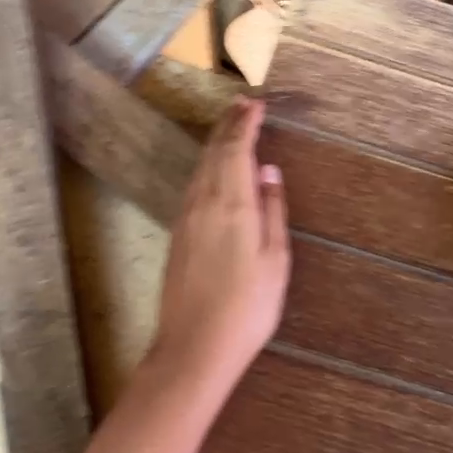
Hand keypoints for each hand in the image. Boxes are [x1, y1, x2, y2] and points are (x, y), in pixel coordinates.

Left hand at [151, 98, 290, 388]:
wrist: (194, 349)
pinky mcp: (178, 233)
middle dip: (229, 125)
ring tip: (230, 126)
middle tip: (242, 104)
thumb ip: (272, 210)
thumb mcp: (275, 260)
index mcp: (232, 204)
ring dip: (216, 142)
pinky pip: (194, 184)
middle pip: (215, 152)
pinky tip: (214, 167)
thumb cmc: (247, 308)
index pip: (237, 150)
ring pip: (201, 167)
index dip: (246, 124)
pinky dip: (208, 164)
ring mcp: (186, 217)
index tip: (256, 104)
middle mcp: (204, 202)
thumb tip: (268, 170)